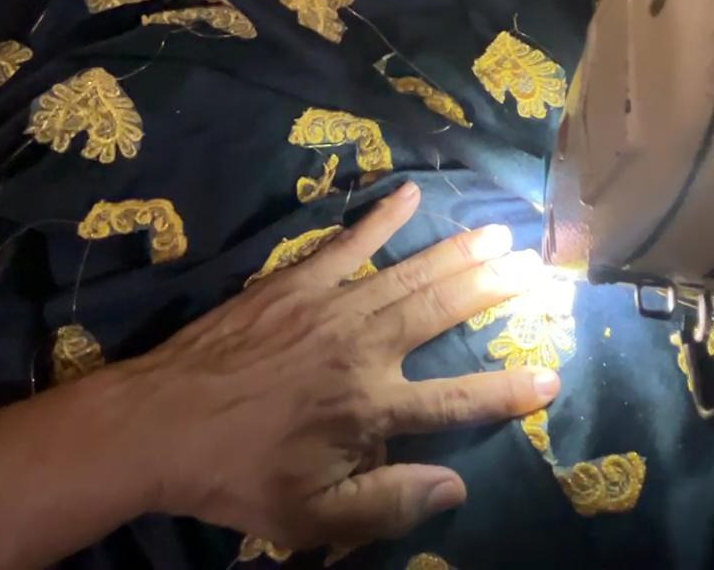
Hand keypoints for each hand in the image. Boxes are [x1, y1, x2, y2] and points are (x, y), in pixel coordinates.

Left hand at [106, 182, 558, 548]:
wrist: (161, 422)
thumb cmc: (239, 473)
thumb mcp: (311, 519)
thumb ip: (387, 503)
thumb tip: (455, 487)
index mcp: (368, 408)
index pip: (455, 402)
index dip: (507, 391)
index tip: (552, 376)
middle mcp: (360, 348)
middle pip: (440, 312)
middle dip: (493, 290)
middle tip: (536, 266)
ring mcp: (328, 306)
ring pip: (406, 273)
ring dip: (456, 252)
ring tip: (497, 233)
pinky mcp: (295, 281)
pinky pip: (347, 243)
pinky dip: (381, 218)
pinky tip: (410, 194)